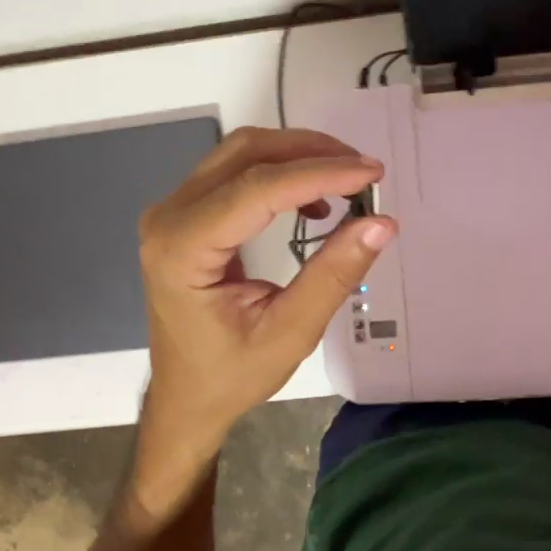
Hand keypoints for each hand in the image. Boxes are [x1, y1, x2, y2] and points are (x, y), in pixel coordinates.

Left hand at [137, 127, 396, 465]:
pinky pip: (234, 176)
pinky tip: (314, 204)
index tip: (371, 174)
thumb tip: (380, 223)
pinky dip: (279, 175)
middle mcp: (169, 219)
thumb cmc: (231, 375)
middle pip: (245, 155)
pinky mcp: (185, 218)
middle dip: (310, 153)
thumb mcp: (290, 333)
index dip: (318, 174)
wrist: (187, 397)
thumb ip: (333, 276)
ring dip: (297, 158)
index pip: (257, 189)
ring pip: (240, 156)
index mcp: (183, 250)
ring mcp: (173, 214)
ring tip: (348, 181)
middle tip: (365, 172)